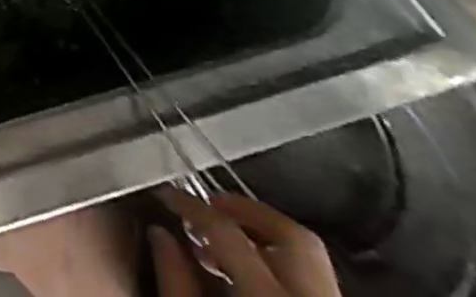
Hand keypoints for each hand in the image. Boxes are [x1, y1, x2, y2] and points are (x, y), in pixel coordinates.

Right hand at [151, 187, 341, 296]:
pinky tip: (254, 269)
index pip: (227, 232)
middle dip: (247, 210)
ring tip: (228, 237)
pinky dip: (283, 260)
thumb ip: (176, 281)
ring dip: (265, 233)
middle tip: (208, 206)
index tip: (168, 194)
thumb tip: (161, 236)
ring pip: (308, 251)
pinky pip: (315, 275)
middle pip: (290, 234)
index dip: (191, 206)